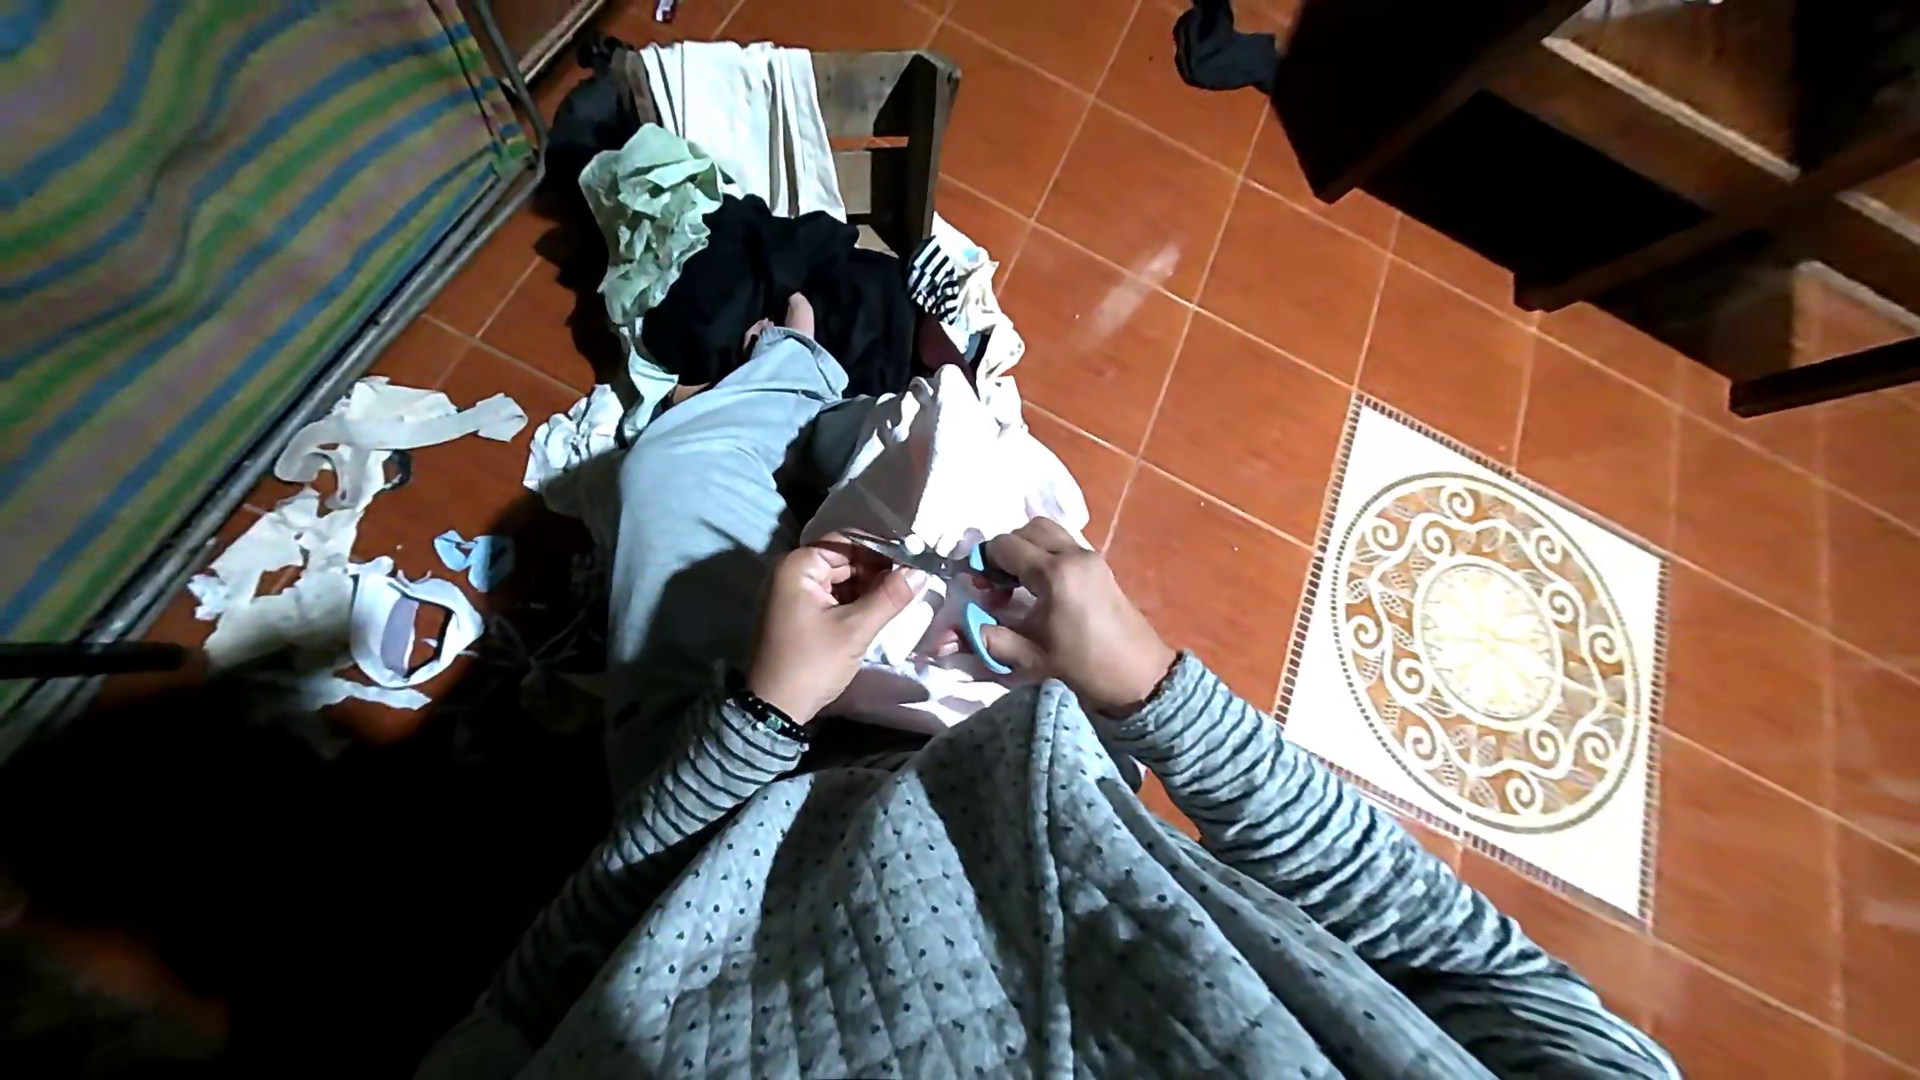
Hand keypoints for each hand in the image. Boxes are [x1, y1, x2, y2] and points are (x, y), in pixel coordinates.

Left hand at [747, 535, 919, 724]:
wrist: (774, 709)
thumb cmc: (812, 663)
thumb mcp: (855, 629)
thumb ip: (889, 597)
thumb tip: (920, 571)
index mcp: (797, 566)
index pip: (846, 543)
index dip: (880, 550)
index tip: (911, 561)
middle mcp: (790, 572)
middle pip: (843, 560)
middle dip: (876, 571)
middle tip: (910, 583)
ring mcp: (791, 594)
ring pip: (840, 579)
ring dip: (868, 587)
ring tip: (899, 598)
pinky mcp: (797, 613)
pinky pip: (831, 596)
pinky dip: (854, 601)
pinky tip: (879, 611)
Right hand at [979, 518, 1175, 714]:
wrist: (1140, 677)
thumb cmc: (1084, 668)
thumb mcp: (1030, 657)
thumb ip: (987, 638)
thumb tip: (951, 633)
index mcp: (1055, 573)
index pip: (1004, 546)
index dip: (983, 562)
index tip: (979, 589)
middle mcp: (1073, 555)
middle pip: (1026, 530)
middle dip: (1004, 552)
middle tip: (998, 585)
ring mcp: (1090, 556)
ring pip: (1046, 531)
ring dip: (1025, 548)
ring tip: (1018, 584)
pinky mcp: (1100, 565)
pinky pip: (1063, 543)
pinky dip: (1045, 552)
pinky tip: (1040, 587)